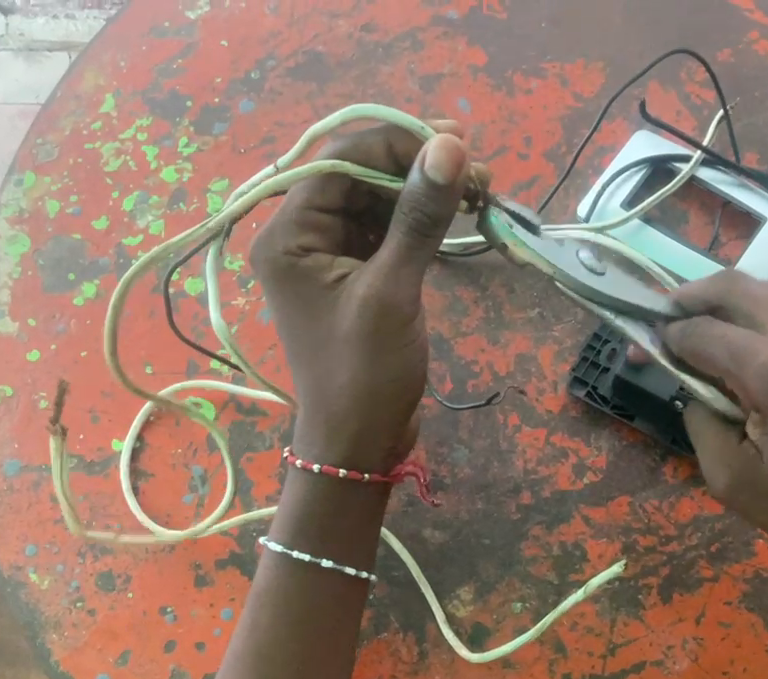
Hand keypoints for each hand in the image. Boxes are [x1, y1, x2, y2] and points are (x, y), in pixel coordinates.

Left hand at [251, 121, 477, 471]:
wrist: (360, 445)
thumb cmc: (365, 375)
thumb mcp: (393, 292)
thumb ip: (419, 218)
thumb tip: (451, 147)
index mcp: (289, 235)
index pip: (342, 161)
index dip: (399, 144)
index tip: (459, 143)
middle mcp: (302, 238)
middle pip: (359, 176)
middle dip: (417, 167)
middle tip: (477, 169)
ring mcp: (329, 259)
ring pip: (377, 203)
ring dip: (424, 193)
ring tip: (479, 190)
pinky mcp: (356, 278)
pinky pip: (386, 233)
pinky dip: (420, 223)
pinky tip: (457, 215)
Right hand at [655, 271, 767, 589]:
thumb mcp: (737, 484)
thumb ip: (701, 427)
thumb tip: (692, 389)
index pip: (702, 331)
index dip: (664, 337)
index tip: (643, 346)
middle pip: (734, 286)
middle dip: (690, 297)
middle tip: (664, 315)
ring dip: (729, 304)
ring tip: (704, 328)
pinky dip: (765, 317)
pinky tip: (754, 345)